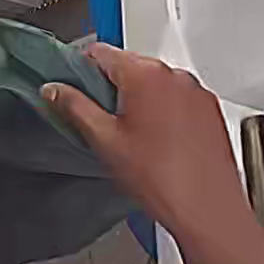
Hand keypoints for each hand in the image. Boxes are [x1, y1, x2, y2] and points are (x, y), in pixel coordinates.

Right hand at [41, 44, 250, 251]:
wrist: (208, 211)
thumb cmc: (162, 180)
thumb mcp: (104, 140)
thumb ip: (74, 106)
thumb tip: (55, 90)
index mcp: (145, 75)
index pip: (99, 52)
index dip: (80, 70)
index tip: (73, 88)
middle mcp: (174, 75)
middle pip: (128, 64)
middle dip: (110, 87)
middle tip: (100, 120)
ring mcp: (195, 91)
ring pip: (153, 81)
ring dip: (137, 98)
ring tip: (131, 136)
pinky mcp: (208, 108)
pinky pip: (176, 96)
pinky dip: (162, 109)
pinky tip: (155, 140)